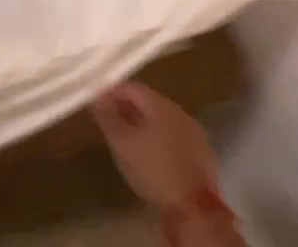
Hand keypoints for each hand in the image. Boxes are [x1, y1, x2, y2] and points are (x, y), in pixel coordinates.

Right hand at [90, 82, 217, 209]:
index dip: (110, 92)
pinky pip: (174, 137)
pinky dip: (158, 139)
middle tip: (108, 121)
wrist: (196, 209)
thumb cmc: (153, 169)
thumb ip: (107, 116)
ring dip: (143, 124)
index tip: (95, 104)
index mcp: (161, 105)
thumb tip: (97, 97)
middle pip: (148, 102)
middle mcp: (180, 113)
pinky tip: (149, 154)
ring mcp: (195, 134)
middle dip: (127, 108)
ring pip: (162, 121)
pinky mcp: (202, 155)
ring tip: (126, 139)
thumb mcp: (121, 142)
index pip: (130, 87)